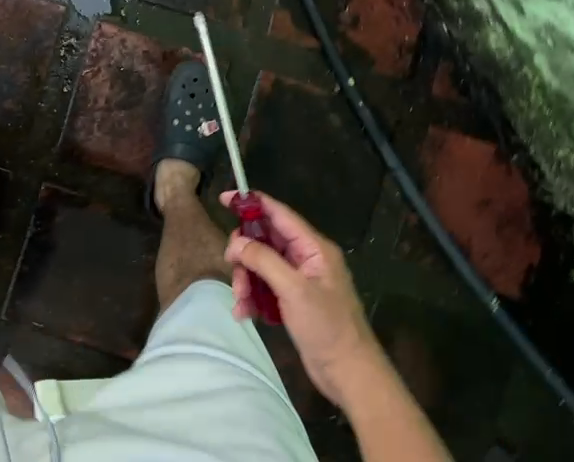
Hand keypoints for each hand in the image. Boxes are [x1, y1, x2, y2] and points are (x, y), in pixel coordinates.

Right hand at [222, 191, 386, 409]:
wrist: (349, 374)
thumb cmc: (327, 327)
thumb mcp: (294, 290)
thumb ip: (263, 260)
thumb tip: (235, 242)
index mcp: (314, 248)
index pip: (279, 214)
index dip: (251, 203)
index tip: (224, 198)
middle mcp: (306, 258)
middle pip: (265, 240)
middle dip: (245, 253)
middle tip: (232, 266)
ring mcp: (299, 280)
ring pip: (261, 264)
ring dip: (246, 279)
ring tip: (241, 301)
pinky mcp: (293, 300)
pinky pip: (264, 286)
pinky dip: (252, 296)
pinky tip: (244, 313)